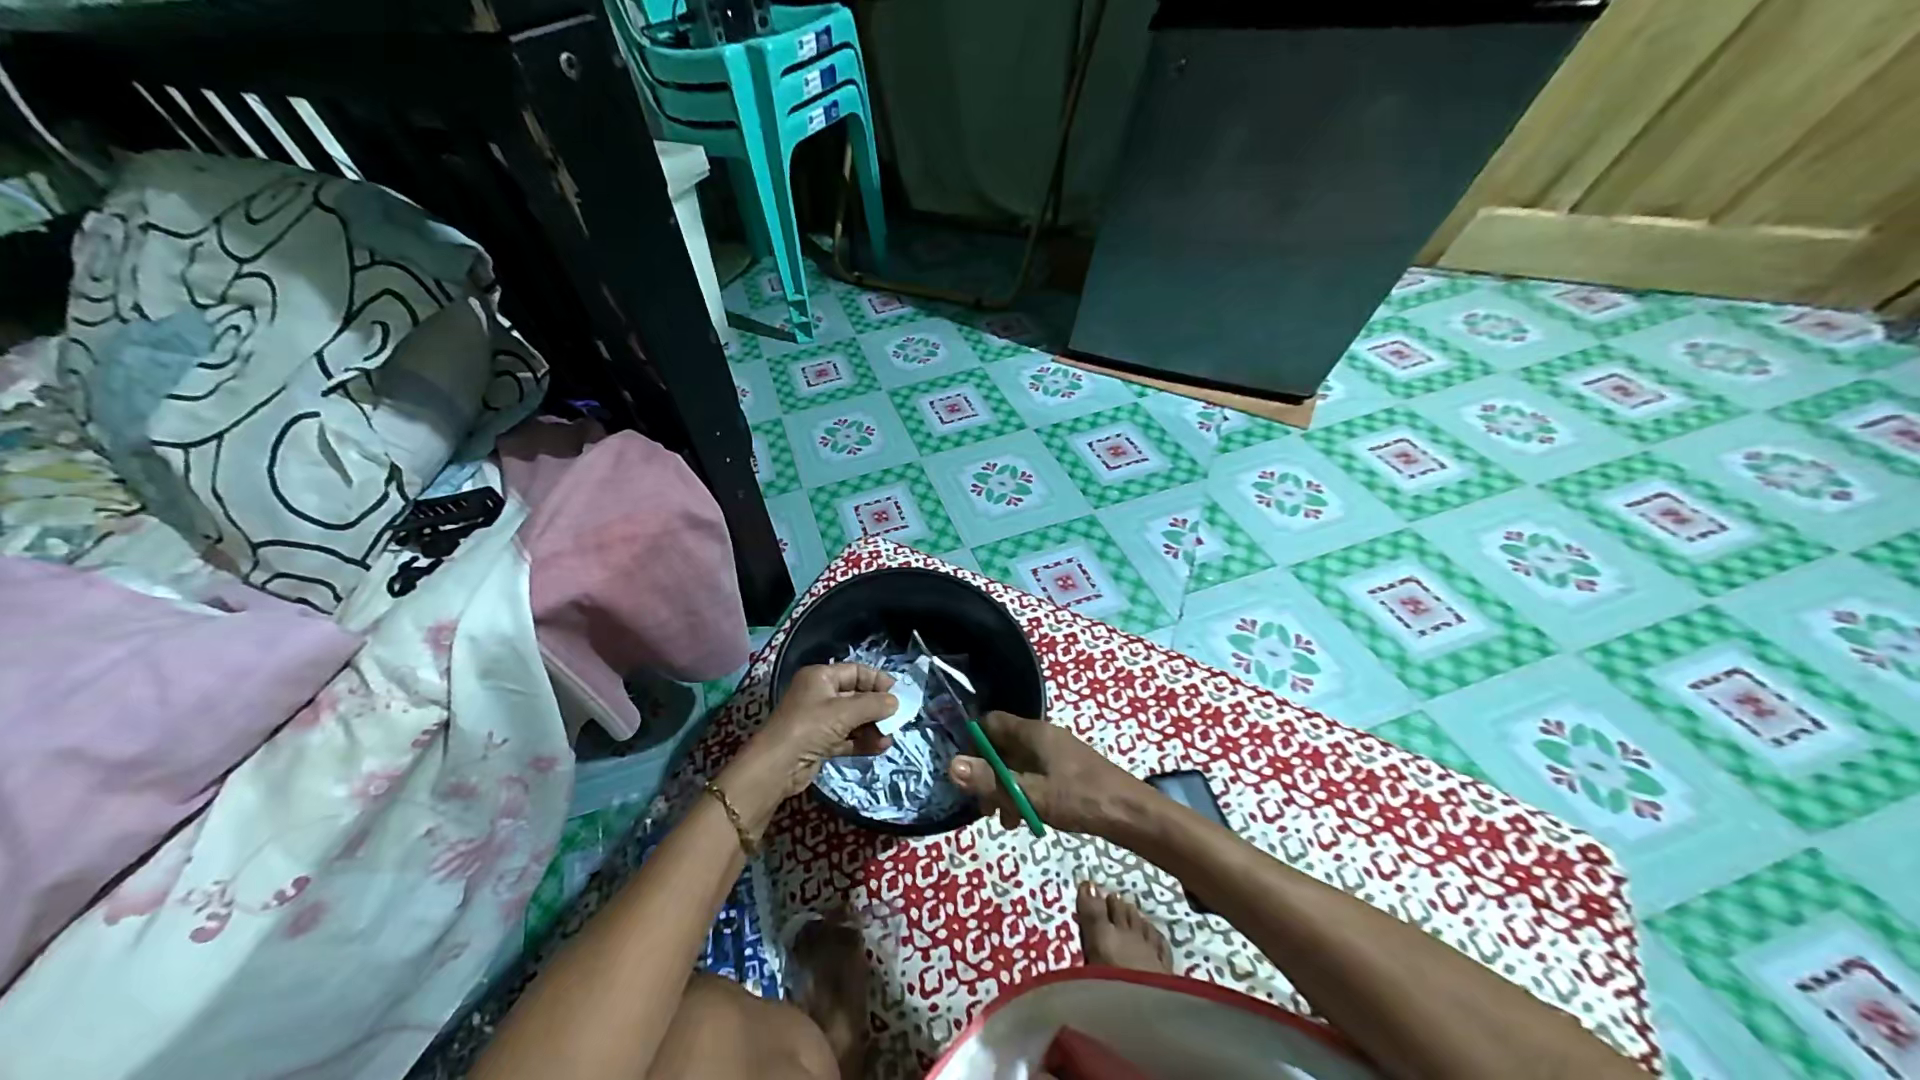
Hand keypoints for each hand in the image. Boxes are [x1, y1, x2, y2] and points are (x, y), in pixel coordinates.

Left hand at [750, 663, 897, 797]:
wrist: (776, 767)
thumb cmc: (809, 727)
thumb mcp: (844, 712)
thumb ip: (874, 705)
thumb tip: (896, 702)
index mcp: (820, 677)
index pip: (856, 671)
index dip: (878, 681)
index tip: (899, 694)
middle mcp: (819, 695)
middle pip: (856, 696)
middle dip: (878, 707)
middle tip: (899, 718)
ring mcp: (819, 720)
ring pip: (853, 719)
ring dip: (873, 727)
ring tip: (891, 737)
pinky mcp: (820, 743)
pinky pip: (847, 738)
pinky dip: (863, 741)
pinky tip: (880, 747)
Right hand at [946, 712, 1154, 836]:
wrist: (1130, 813)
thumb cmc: (1080, 799)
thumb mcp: (1031, 793)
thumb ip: (992, 781)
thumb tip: (951, 765)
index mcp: (1034, 733)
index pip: (991, 722)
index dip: (973, 742)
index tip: (964, 771)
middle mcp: (1043, 736)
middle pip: (1002, 746)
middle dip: (988, 774)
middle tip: (983, 806)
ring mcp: (1056, 753)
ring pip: (1018, 764)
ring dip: (1005, 789)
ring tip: (1004, 821)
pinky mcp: (1066, 770)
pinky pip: (1033, 775)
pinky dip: (1023, 793)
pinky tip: (1025, 819)